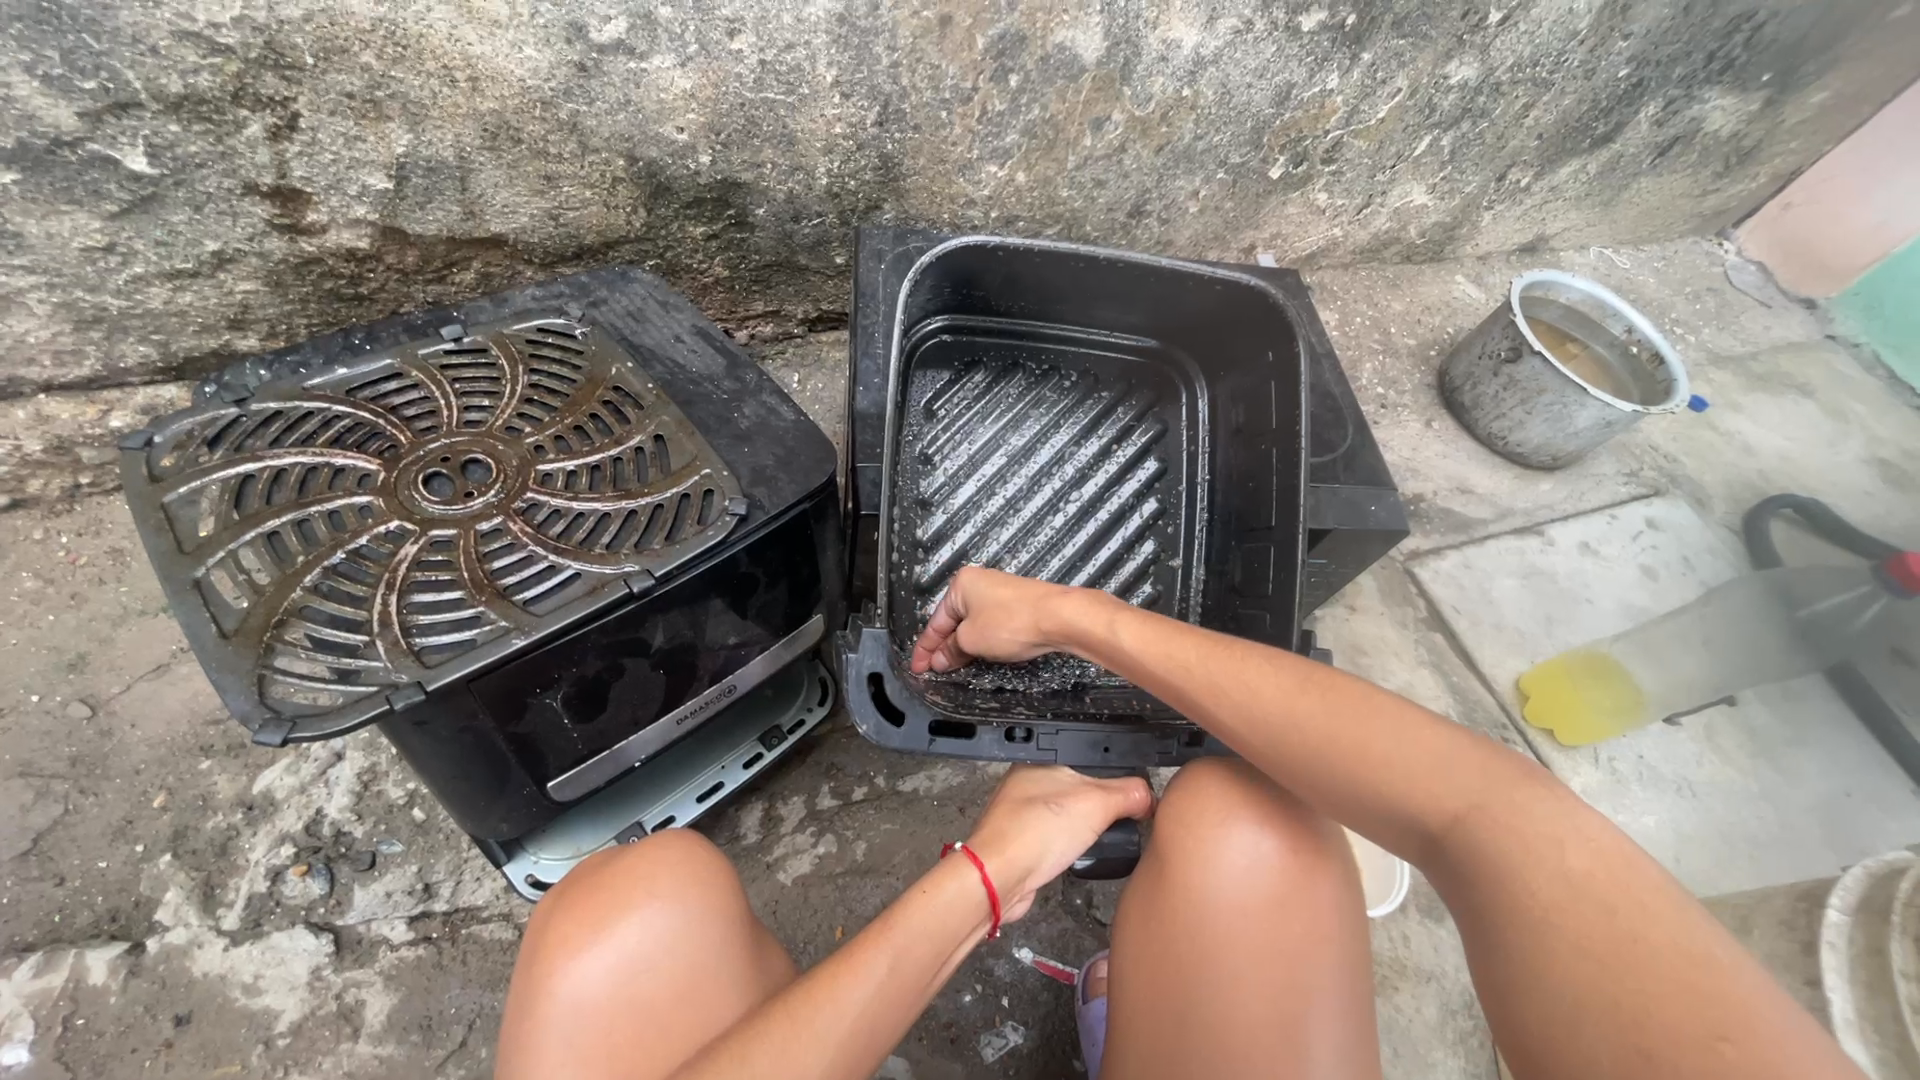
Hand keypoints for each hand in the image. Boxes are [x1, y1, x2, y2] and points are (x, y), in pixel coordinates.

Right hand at [910, 566, 1092, 674]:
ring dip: (965, 645)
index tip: (917, 667)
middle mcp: (980, 583)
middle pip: (954, 621)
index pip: (935, 621)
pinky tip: (983, 655)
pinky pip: (992, 625)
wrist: (1059, 617)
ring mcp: (1001, 593)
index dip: (925, 648)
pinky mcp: (1019, 605)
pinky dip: (984, 641)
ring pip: (974, 624)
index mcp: (961, 584)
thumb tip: (940, 660)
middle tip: (935, 670)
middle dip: (944, 646)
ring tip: (956, 666)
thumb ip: (951, 650)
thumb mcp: (971, 640)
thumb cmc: (1012, 621)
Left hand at [960, 765, 1152, 923]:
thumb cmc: (1035, 832)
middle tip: (1114, 820)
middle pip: (1079, 788)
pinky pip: (1055, 838)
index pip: (1086, 759)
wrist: (1001, 877)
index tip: (1131, 795)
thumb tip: (1148, 796)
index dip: (1112, 776)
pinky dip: (1068, 847)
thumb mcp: (1097, 803)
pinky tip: (1073, 854)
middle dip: (1100, 806)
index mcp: (1040, 760)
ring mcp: (1022, 812)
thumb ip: (1128, 794)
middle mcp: (1028, 783)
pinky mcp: (1022, 841)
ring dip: (1084, 829)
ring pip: (1068, 815)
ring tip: (1093, 839)